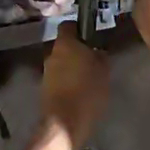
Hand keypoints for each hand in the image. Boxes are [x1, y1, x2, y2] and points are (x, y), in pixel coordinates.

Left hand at [40, 23, 108, 146]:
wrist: (64, 124)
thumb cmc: (87, 90)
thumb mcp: (104, 69)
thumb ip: (100, 55)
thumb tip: (97, 51)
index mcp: (65, 44)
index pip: (69, 25)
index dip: (80, 28)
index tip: (92, 36)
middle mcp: (51, 54)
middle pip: (65, 46)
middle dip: (78, 50)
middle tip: (95, 59)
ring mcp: (46, 72)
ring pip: (62, 62)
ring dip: (73, 66)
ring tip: (89, 77)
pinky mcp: (45, 89)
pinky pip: (59, 78)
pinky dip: (68, 80)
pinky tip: (81, 90)